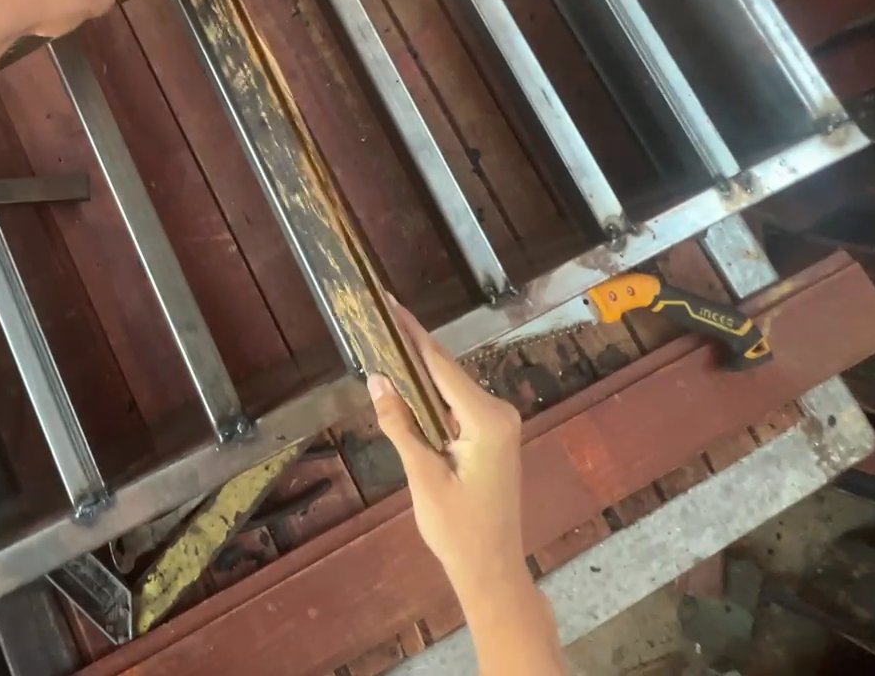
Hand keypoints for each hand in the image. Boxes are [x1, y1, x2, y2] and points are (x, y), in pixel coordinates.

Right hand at [368, 302, 527, 596]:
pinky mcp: (489, 434)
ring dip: (417, 365)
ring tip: (384, 339)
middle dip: (412, 343)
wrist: (491, 570)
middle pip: (445, 369)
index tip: (391, 303)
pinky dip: (428, 389)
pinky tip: (404, 377)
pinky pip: (453, 401)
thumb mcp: (422, 475)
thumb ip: (400, 423)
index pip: (440, 365)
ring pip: (448, 384)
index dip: (412, 332)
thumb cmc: (458, 529)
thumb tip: (377, 378)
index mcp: (486, 419)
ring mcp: (496, 423)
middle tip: (379, 316)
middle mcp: (497, 413)